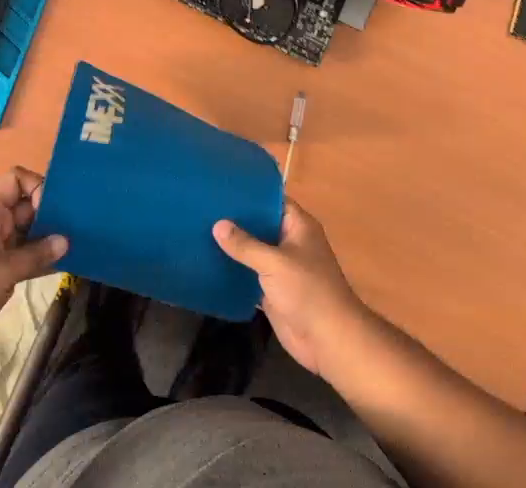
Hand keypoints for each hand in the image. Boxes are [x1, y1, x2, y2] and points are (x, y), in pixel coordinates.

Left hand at [0, 167, 67, 362]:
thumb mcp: (2, 271)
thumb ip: (36, 255)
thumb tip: (66, 241)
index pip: (15, 181)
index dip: (37, 186)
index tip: (56, 208)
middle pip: (27, 205)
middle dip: (53, 212)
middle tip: (81, 224)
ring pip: (30, 231)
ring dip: (51, 237)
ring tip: (81, 242)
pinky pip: (27, 254)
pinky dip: (43, 257)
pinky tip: (67, 264)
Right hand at [214, 202, 371, 376]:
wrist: (327, 338)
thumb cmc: (307, 290)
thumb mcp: (275, 262)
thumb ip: (246, 244)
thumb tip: (218, 225)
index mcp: (299, 226)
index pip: (273, 200)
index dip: (250, 194)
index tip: (221, 187)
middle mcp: (290, 242)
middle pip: (260, 225)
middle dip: (235, 220)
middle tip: (202, 209)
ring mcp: (281, 268)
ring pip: (253, 251)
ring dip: (232, 247)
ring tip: (198, 232)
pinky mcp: (272, 290)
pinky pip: (249, 275)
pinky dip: (233, 271)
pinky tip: (207, 264)